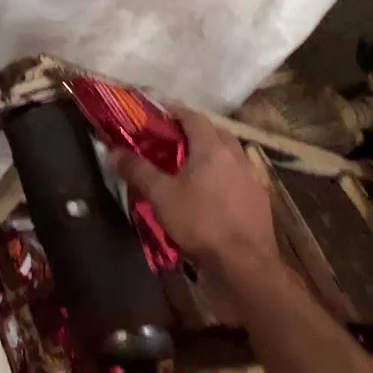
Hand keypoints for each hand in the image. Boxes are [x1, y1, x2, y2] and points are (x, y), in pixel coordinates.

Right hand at [110, 110, 277, 278]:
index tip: (157, 109)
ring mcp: (252, 178)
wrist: (244, 263)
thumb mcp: (160, 195)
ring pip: (230, 153)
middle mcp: (236, 157)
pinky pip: (238, 174)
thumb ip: (137, 169)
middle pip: (216, 132)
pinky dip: (223, 171)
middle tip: (171, 135)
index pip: (194, 117)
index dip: (175, 110)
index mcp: (212, 149)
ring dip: (211, 150)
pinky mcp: (259, 199)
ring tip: (190, 160)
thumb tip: (113, 151)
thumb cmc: (199, 221)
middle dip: (194, 128)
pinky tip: (211, 187)